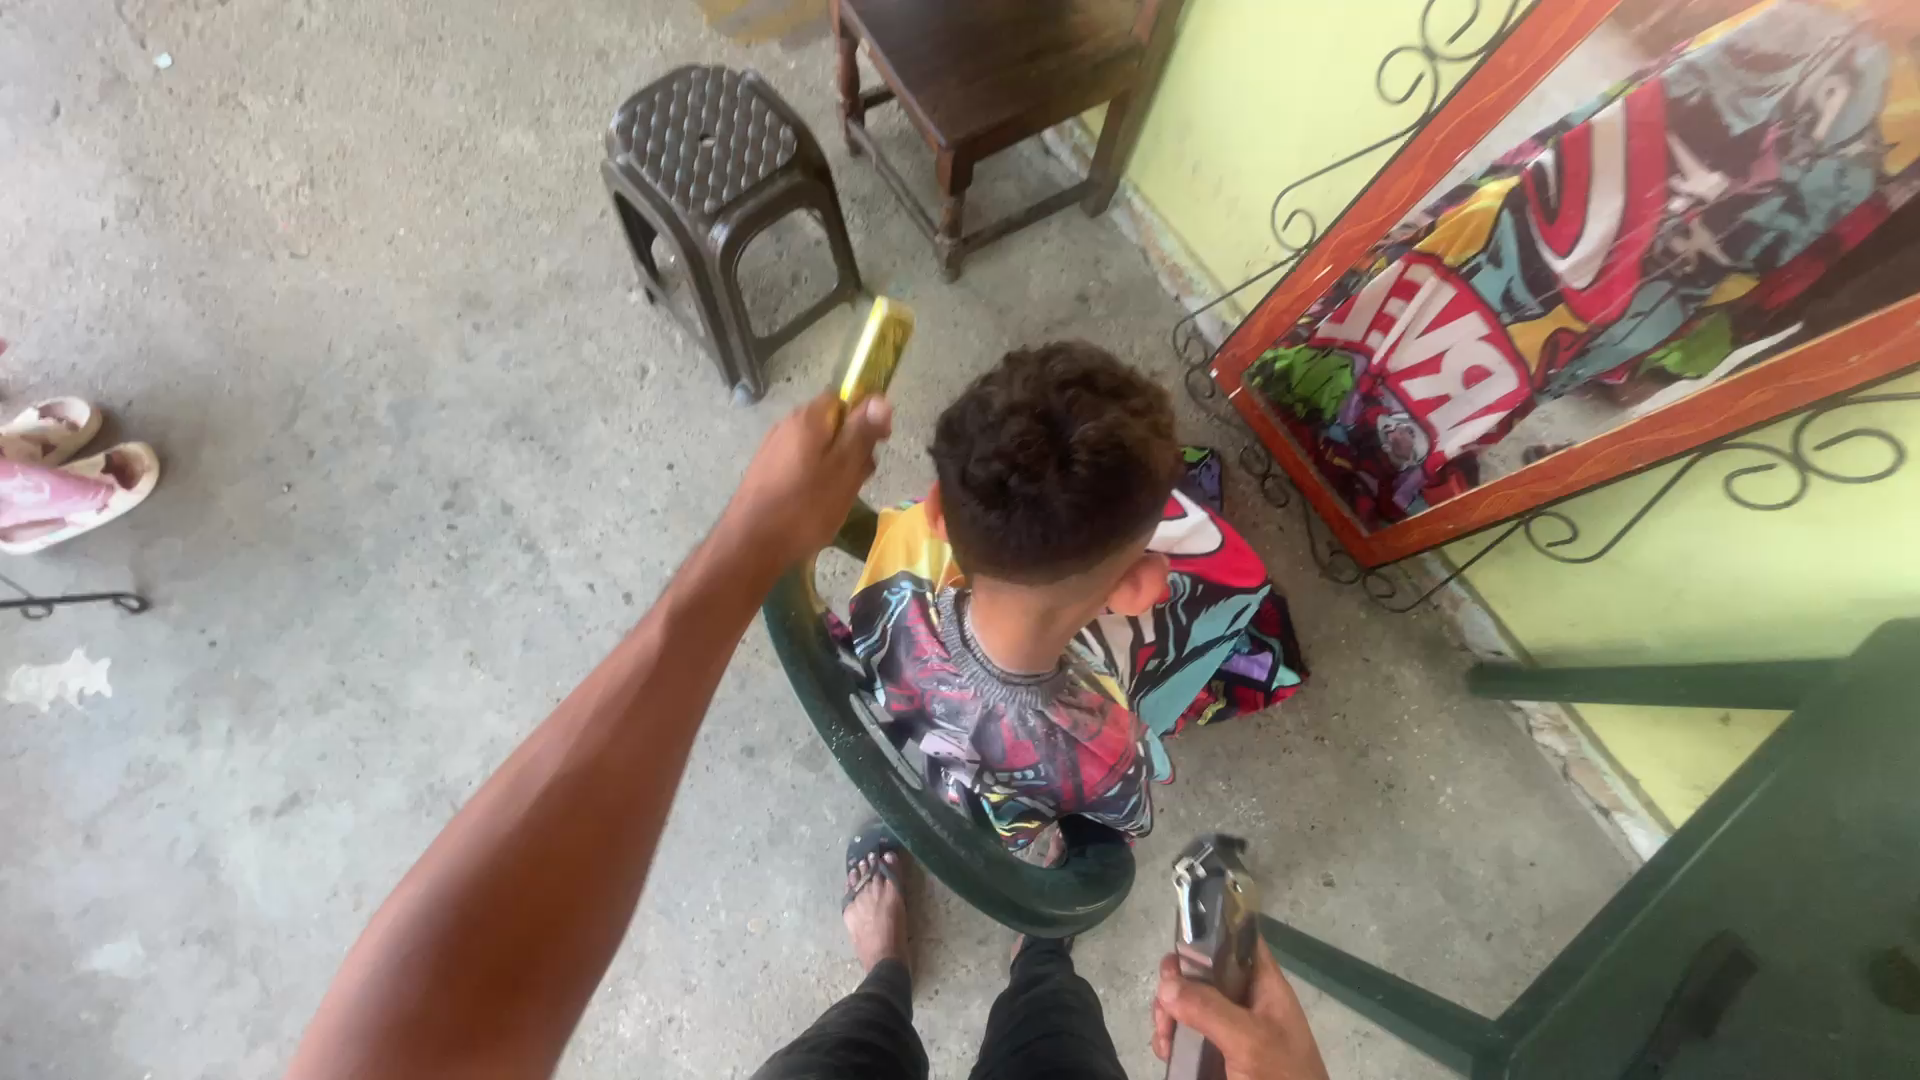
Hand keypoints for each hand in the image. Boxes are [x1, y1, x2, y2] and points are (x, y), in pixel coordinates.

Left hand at [720, 390, 892, 568]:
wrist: (750, 545)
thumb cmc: (805, 508)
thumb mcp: (844, 470)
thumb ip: (862, 433)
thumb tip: (882, 399)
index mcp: (808, 419)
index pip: (845, 399)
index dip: (866, 418)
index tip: (878, 446)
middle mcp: (787, 425)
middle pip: (831, 424)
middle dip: (851, 447)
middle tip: (859, 480)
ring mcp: (773, 448)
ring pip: (817, 447)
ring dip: (835, 466)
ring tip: (839, 497)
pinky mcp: (766, 471)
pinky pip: (801, 464)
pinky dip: (815, 478)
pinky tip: (816, 504)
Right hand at [1153, 940, 1330, 1079]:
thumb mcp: (1250, 1041)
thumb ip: (1208, 1008)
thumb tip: (1165, 985)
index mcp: (1265, 988)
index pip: (1239, 940)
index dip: (1212, 930)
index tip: (1180, 941)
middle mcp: (1246, 1003)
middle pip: (1203, 970)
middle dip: (1177, 981)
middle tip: (1164, 1001)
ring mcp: (1230, 1031)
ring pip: (1188, 1001)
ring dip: (1168, 1012)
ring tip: (1163, 1037)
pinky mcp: (1216, 1057)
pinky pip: (1185, 1033)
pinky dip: (1170, 1037)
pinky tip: (1165, 1051)